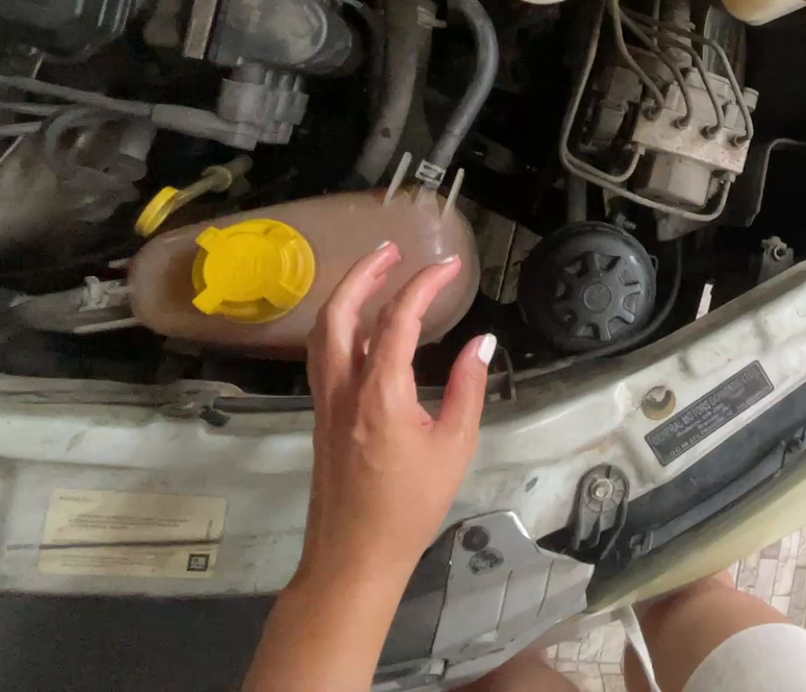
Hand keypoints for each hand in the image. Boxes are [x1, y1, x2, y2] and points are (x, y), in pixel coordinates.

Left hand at [298, 242, 494, 585]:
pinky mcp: (323, 415)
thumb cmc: (410, 505)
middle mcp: (342, 389)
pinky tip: (364, 323)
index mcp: (379, 394)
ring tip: (375, 272)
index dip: (423, 286)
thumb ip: (468, 387)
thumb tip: (482, 342)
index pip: (397, 321)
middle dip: (363, 274)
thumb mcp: (455, 445)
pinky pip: (324, 354)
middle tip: (391, 248)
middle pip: (337, 315)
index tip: (450, 267)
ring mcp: (325, 402)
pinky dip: (342, 323)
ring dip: (346, 295)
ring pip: (322, 333)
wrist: (352, 557)